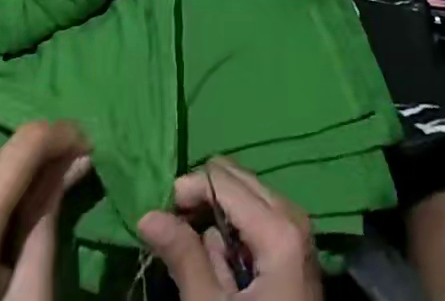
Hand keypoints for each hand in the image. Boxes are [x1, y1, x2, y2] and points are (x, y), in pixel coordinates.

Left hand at [0, 121, 91, 300]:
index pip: (21, 149)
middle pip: (0, 152)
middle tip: (67, 174)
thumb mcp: (28, 295)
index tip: (86, 148)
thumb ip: (47, 221)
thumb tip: (76, 159)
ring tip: (32, 195)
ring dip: (12, 166)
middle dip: (38, 154)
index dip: (60, 135)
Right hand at [136, 158, 320, 299]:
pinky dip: (234, 232)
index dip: (188, 189)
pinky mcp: (293, 245)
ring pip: (246, 195)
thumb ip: (183, 256)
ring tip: (201, 260)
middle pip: (237, 178)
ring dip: (217, 218)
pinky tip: (224, 267)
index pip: (224, 180)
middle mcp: (293, 215)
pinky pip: (257, 217)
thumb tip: (148, 214)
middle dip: (203, 198)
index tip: (160, 214)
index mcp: (278, 228)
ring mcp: (297, 228)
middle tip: (174, 229)